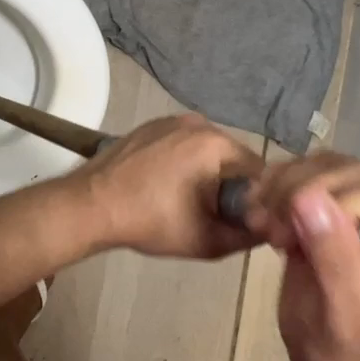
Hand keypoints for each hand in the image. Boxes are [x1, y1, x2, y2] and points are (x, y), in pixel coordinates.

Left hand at [75, 113, 262, 259]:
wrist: (89, 205)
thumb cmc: (149, 221)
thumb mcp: (207, 240)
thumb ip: (248, 235)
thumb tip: (269, 228)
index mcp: (216, 143)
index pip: (259, 172)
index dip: (257, 200)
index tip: (243, 222)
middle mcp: (197, 122)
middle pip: (232, 159)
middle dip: (230, 186)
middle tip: (214, 216)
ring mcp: (170, 120)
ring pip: (207, 152)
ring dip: (206, 175)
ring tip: (187, 204)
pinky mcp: (149, 126)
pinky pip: (182, 145)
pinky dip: (183, 164)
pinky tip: (166, 188)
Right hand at [257, 153, 359, 360]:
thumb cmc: (350, 359)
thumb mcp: (345, 320)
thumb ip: (336, 262)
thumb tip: (308, 200)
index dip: (345, 201)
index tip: (296, 230)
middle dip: (307, 192)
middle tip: (270, 230)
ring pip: (331, 166)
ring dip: (285, 186)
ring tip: (260, 223)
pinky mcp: (337, 206)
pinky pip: (306, 173)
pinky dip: (275, 185)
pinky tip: (258, 214)